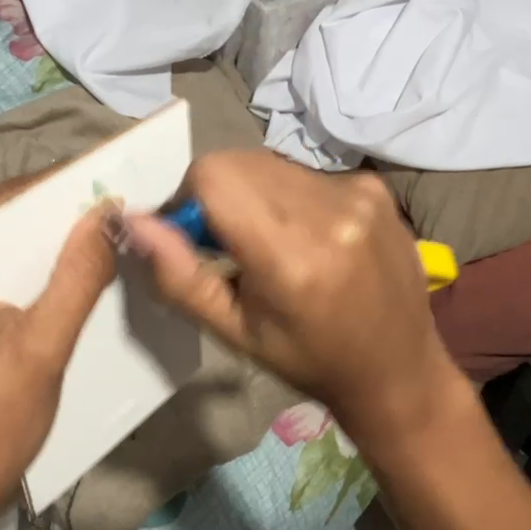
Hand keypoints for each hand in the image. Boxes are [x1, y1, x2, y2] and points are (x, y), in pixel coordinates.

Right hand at [123, 150, 456, 445]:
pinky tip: (308, 234)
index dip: (189, 198)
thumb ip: (178, 275)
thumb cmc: (307, 358)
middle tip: (230, 241)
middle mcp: (327, 213)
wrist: (398, 367)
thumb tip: (132, 221)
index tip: (196, 235)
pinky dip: (289, 194)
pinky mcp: (373, 185)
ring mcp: (357, 193)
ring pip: (269, 162)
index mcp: (289, 256)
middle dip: (218, 193)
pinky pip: (303, 170)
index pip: (213, 176)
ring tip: (272, 240)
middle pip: (237, 162)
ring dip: (254, 191)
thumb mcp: (233, 330)